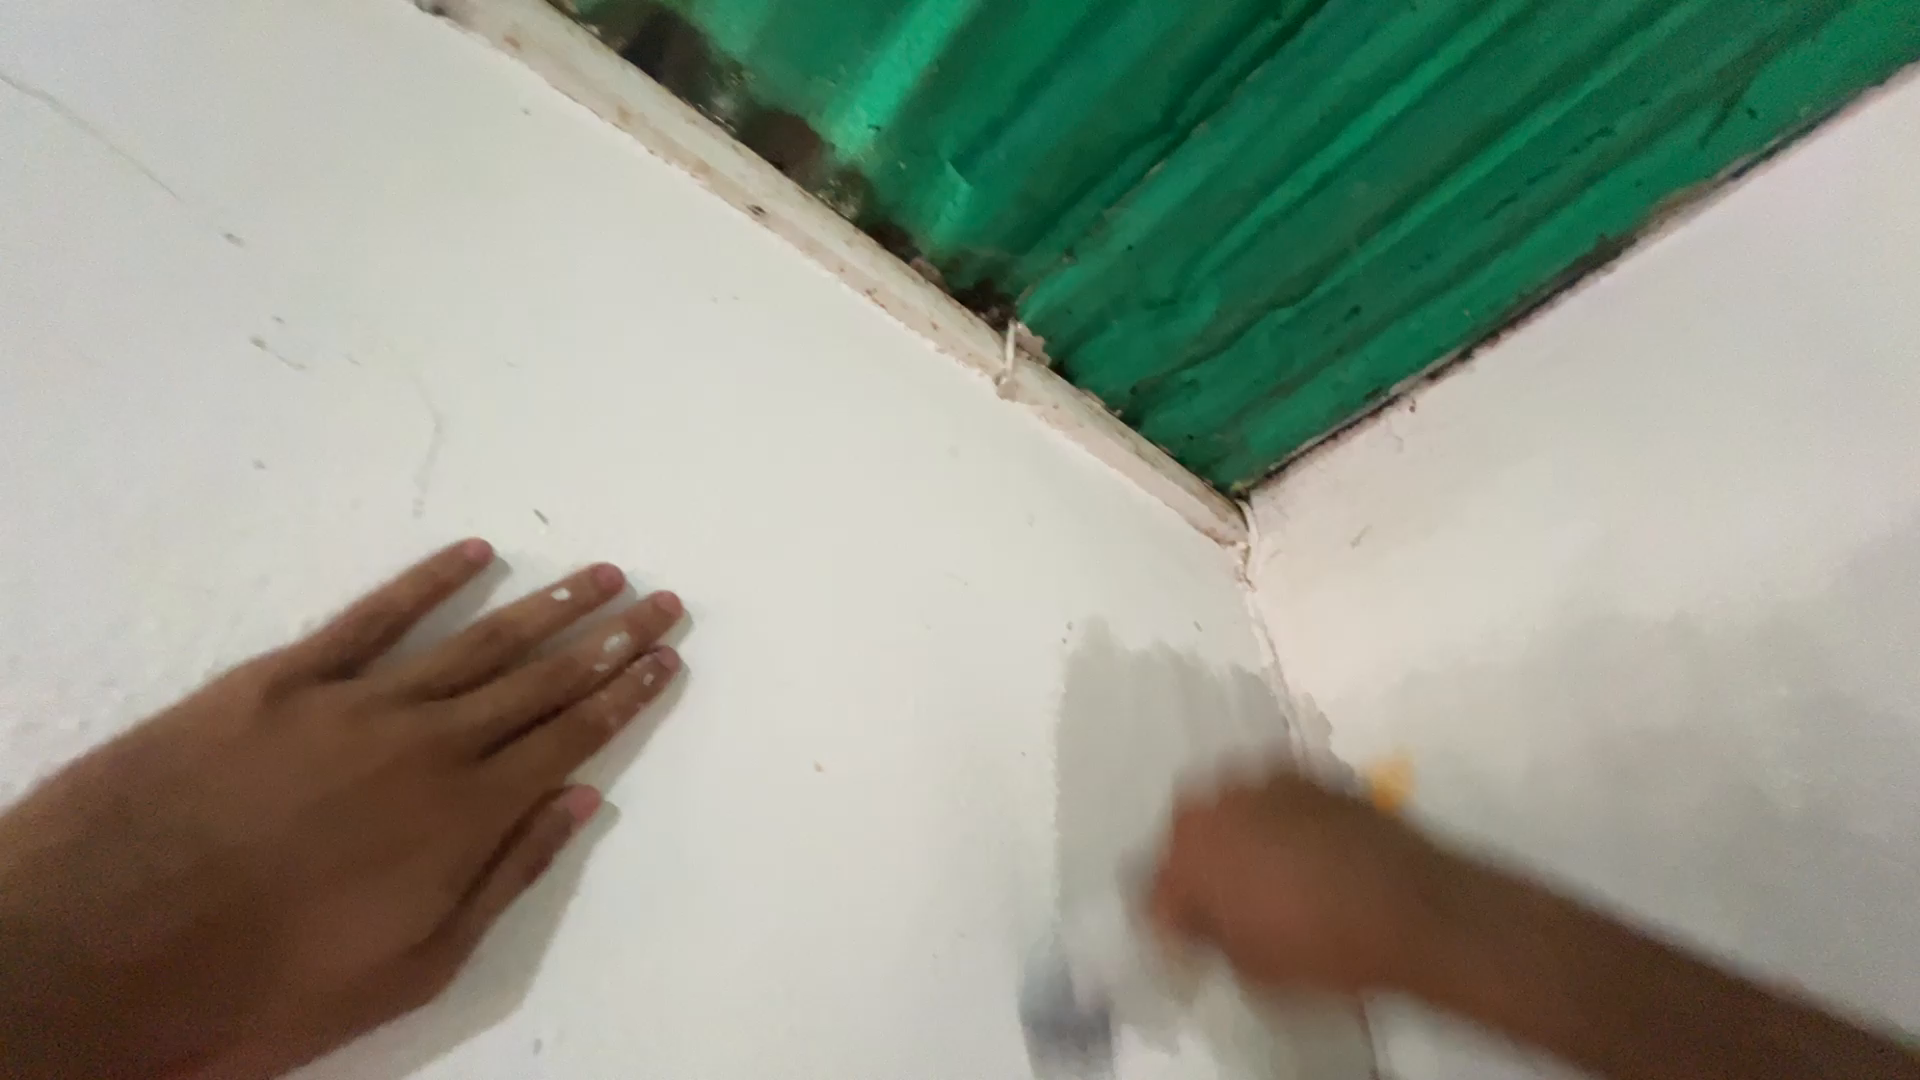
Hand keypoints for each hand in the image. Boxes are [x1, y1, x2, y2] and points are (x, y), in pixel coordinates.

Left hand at [0, 540, 684, 1079]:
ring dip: (551, 602)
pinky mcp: (279, 682)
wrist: (63, 975)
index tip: (667, 656)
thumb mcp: (409, 967)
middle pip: (547, 676)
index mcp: (467, 813)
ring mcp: (357, 705)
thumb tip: (582, 802)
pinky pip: (370, 618)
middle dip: (616, 636)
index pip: (577, 733)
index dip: (630, 690)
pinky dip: (428, 581)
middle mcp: (433, 744)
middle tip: (662, 601)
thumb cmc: (256, 989)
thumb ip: (508, 876)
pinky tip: (475, 551)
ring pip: (481, 639)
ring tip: (602, 573)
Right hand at [1149, 768, 1449, 996]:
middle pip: (1185, 836)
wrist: (1407, 905)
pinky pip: (1270, 796)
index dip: (1169, 917)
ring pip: (1227, 809)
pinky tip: (1305, 847)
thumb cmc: (1319, 948)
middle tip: (1231, 900)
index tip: (1189, 938)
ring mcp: (1253, 780)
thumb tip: (1195, 920)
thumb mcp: (1248, 967)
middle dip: (1200, 865)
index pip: (1153, 888)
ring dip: (1238, 834)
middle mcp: (1206, 804)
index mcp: (1183, 854)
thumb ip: (1206, 934)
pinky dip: (1278, 817)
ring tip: (1273, 870)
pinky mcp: (1298, 770)